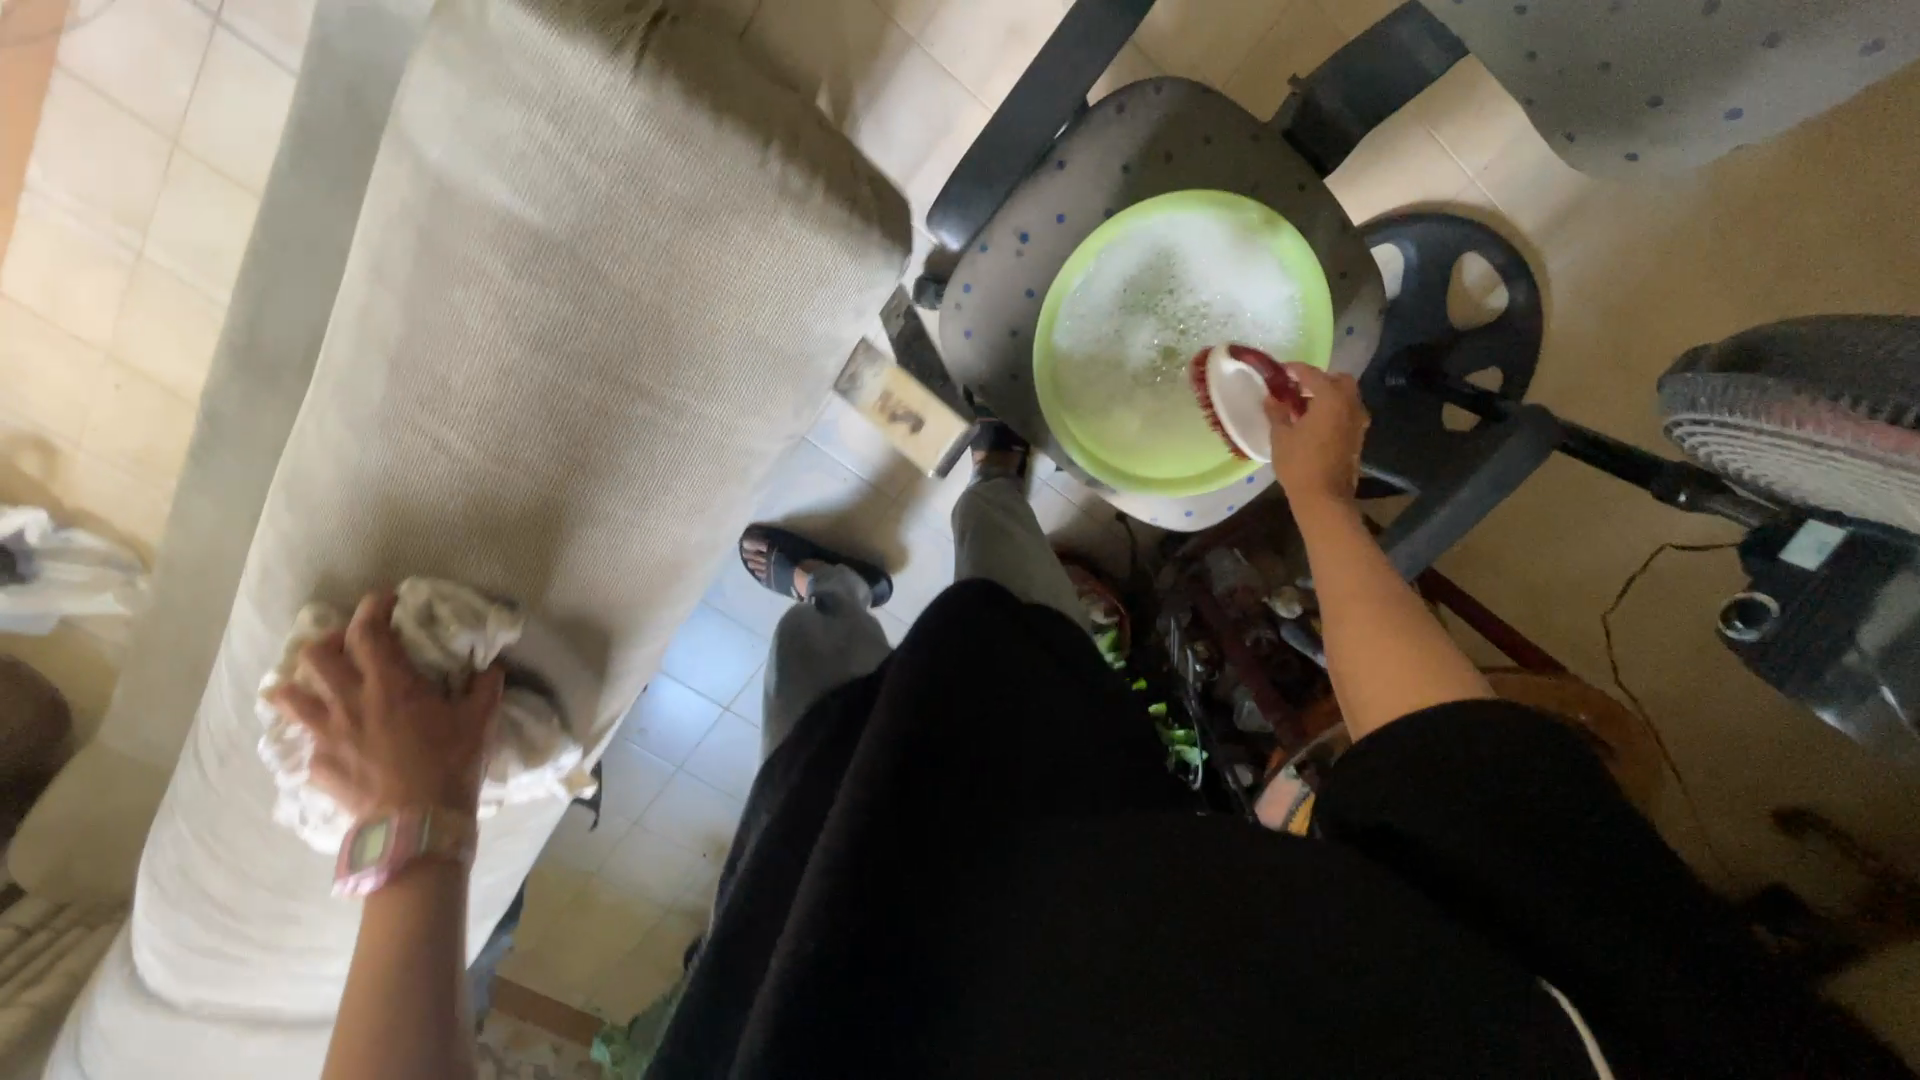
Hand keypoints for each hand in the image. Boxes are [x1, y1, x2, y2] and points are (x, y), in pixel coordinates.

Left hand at [269, 591, 503, 823]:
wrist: (417, 824)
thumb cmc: (452, 765)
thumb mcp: (481, 721)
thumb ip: (485, 687)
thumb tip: (489, 668)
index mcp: (390, 685)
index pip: (368, 631)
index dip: (372, 608)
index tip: (384, 599)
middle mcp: (349, 702)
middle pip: (316, 654)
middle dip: (330, 639)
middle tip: (350, 643)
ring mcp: (325, 735)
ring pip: (288, 694)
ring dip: (300, 682)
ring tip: (317, 684)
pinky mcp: (316, 765)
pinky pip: (305, 740)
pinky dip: (316, 732)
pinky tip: (333, 739)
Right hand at [1267, 364, 1369, 509]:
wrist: (1324, 496)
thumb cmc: (1299, 464)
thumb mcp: (1280, 436)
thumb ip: (1276, 412)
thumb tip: (1271, 398)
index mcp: (1330, 398)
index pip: (1312, 374)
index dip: (1295, 369)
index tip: (1281, 371)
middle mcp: (1350, 404)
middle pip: (1338, 380)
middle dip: (1319, 380)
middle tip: (1297, 389)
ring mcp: (1358, 420)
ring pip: (1345, 397)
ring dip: (1327, 396)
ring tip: (1303, 408)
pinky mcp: (1358, 436)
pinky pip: (1347, 412)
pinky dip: (1333, 410)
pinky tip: (1314, 423)